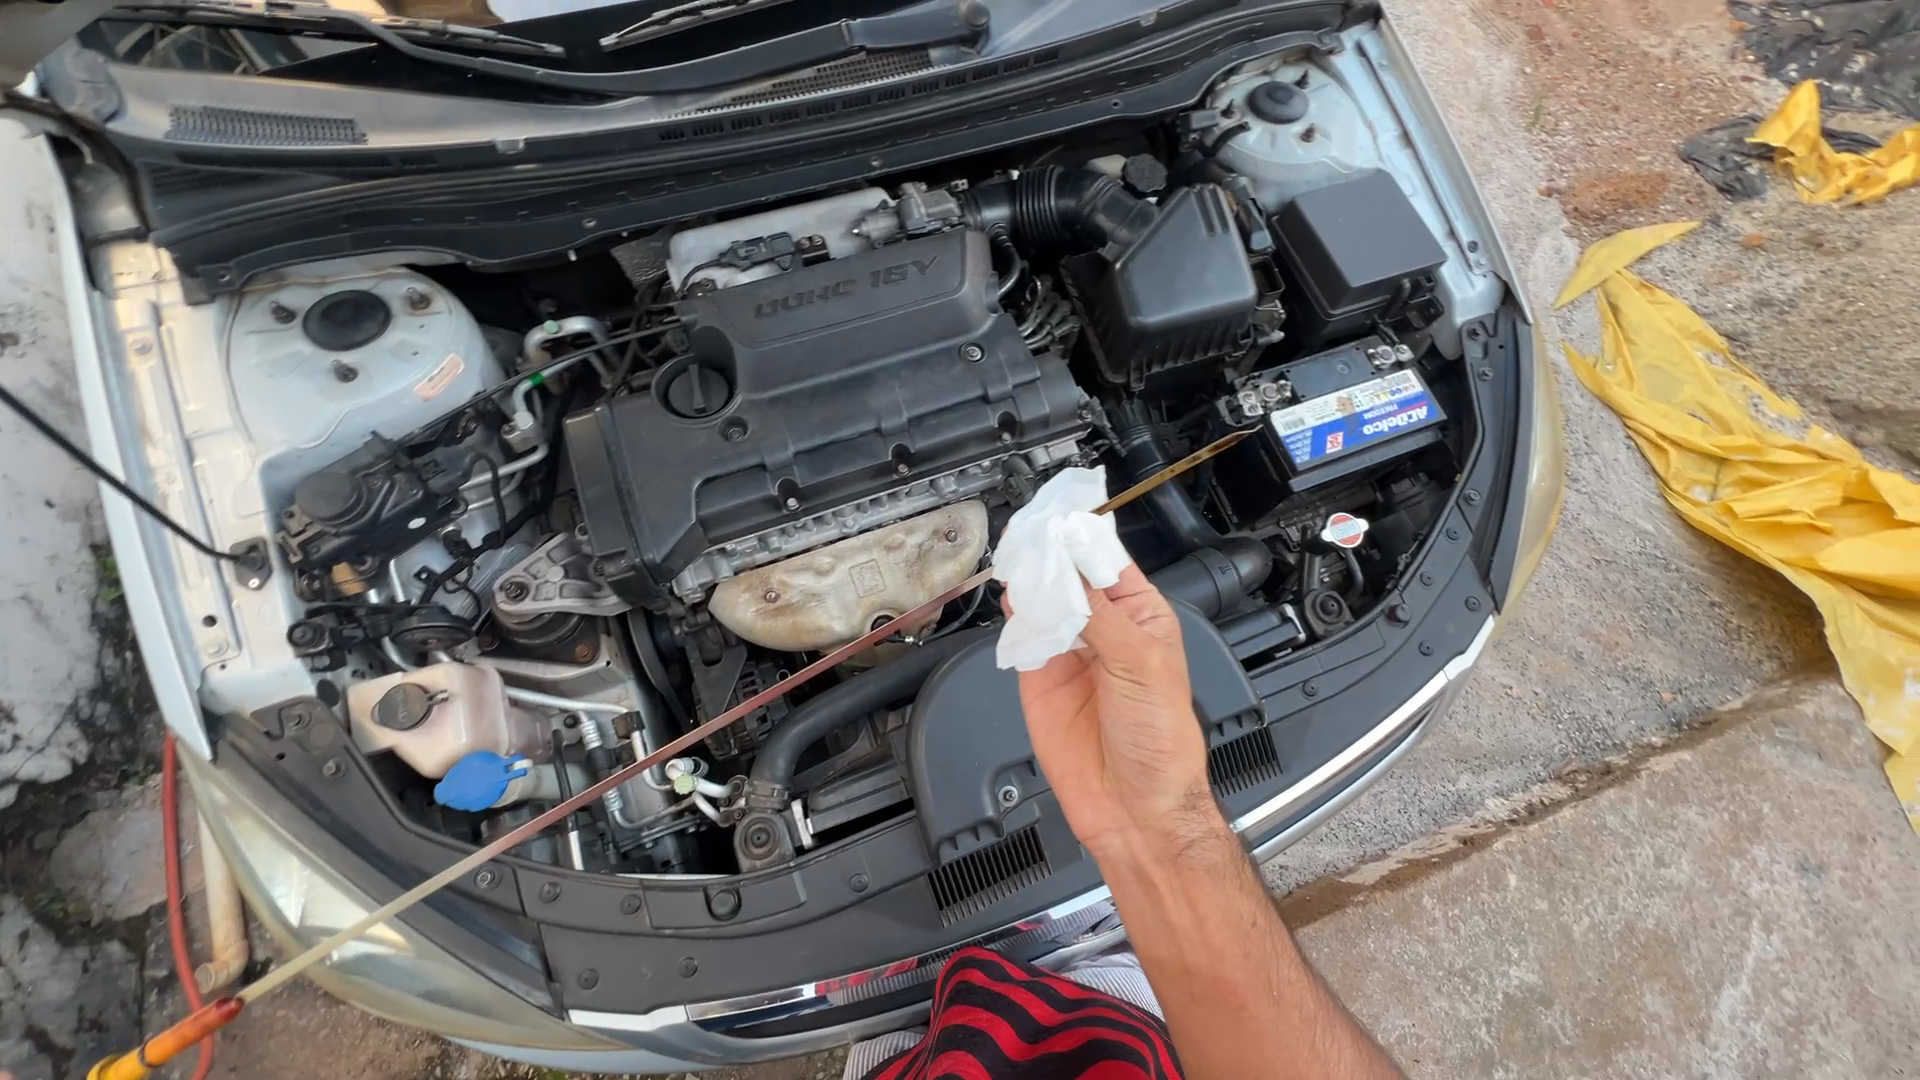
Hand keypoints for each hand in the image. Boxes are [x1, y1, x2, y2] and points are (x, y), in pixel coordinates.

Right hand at [1012, 565, 1219, 861]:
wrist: (1132, 808)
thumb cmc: (1161, 739)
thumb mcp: (1140, 665)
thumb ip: (1098, 616)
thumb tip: (1067, 572)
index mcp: (1140, 616)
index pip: (1106, 563)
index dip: (1081, 540)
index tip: (1057, 520)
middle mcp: (1103, 628)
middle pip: (1069, 578)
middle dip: (1049, 558)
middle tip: (1028, 537)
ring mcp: (1069, 651)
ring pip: (1043, 602)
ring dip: (1029, 582)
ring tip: (1016, 562)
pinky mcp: (1040, 675)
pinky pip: (1022, 635)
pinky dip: (1014, 616)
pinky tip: (1012, 601)